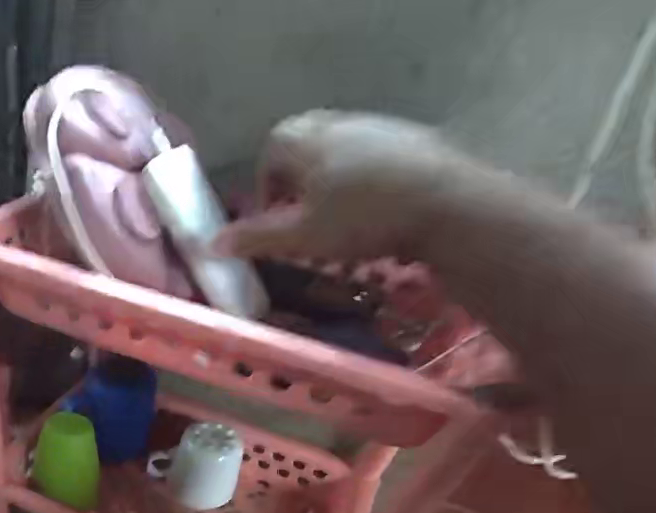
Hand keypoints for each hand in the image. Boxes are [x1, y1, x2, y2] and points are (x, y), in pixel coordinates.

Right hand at [218, 111, 500, 263]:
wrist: (445, 203)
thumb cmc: (360, 220)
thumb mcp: (299, 238)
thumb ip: (254, 238)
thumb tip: (211, 244)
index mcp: (306, 141)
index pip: (271, 150)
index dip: (266, 184)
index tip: (274, 216)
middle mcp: (338, 123)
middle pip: (303, 141)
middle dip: (293, 176)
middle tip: (299, 215)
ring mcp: (376, 126)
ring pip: (336, 146)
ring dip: (325, 176)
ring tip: (334, 215)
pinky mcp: (408, 138)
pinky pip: (368, 152)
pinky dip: (358, 175)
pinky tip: (371, 207)